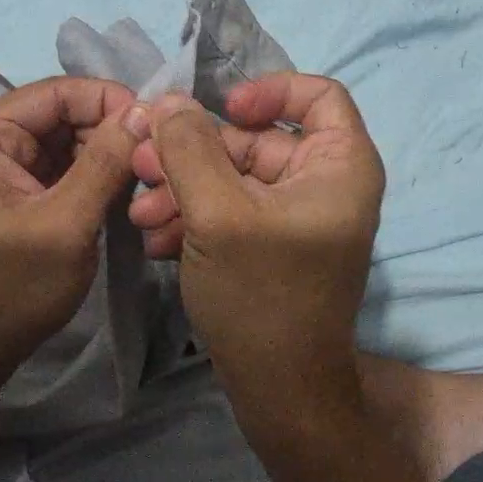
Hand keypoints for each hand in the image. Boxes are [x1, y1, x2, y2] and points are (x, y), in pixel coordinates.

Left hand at [0, 77, 146, 428]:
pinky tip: (123, 203)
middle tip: (158, 168)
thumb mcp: (65, 224)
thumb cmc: (7, 290)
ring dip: (109, 162)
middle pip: (66, 117)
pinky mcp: (15, 198)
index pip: (60, 92)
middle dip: (113, 137)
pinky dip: (94, 184)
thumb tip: (148, 109)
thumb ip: (106, 162)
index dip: (114, 103)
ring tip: (146, 188)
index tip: (161, 132)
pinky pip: (63, 174)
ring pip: (70, 146)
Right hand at [131, 76, 384, 417]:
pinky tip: (156, 240)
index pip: (319, 96)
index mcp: (341, 166)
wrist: (280, 390)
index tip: (222, 108)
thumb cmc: (261, 297)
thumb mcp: (219, 215)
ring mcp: (298, 220)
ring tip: (141, 214)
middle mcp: (327, 186)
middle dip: (195, 153)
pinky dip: (196, 219)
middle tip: (141, 165)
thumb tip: (170, 101)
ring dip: (185, 190)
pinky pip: (234, 214)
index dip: (269, 91)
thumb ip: (191, 149)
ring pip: (236, 179)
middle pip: (259, 141)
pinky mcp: (272, 249)